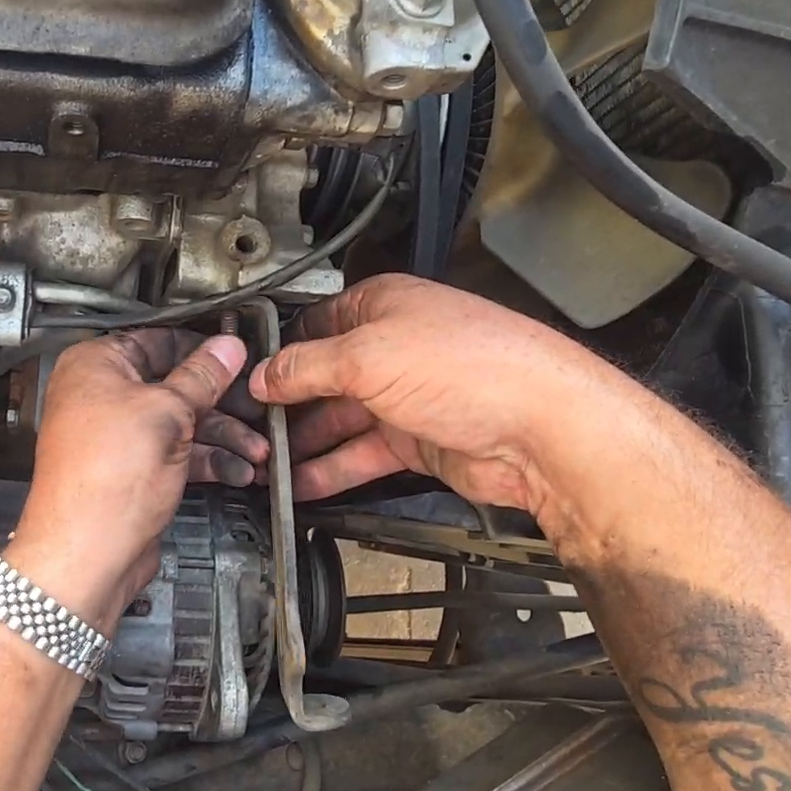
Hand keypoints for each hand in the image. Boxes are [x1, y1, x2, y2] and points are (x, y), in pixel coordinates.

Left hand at [11, 329, 264, 631]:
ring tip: (256, 449)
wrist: (86, 554)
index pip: (157, 340)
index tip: (235, 356)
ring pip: (180, 422)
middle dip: (220, 401)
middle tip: (255, 408)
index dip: (201, 348)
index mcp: (95, 365)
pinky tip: (237, 470)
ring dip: (222, 436)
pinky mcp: (132, 469)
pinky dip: (206, 460)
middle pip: (174, 384)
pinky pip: (176, 453)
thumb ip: (202, 378)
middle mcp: (101, 395)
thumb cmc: (103, 482)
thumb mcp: (167, 413)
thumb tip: (224, 349)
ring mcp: (117, 435)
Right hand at [250, 274, 643, 512]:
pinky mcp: (418, 439)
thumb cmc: (475, 368)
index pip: (311, 327)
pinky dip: (332, 470)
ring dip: (303, 445)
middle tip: (249, 431)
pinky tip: (302, 484)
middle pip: (321, 378)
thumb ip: (305, 367)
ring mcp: (405, 395)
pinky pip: (361, 454)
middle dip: (285, 406)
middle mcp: (392, 347)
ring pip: (339, 421)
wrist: (545, 430)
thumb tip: (265, 374)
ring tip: (265, 466)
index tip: (246, 382)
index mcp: (380, 306)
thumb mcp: (366, 356)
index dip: (277, 356)